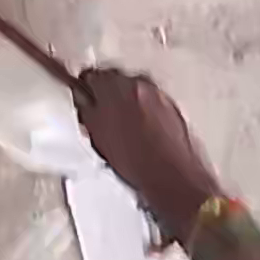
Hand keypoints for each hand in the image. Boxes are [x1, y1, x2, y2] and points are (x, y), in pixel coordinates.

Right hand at [75, 67, 226, 236]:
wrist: (177, 184)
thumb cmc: (137, 163)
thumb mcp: (96, 134)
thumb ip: (85, 108)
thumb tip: (82, 98)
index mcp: (112, 84)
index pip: (89, 75)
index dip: (85, 91)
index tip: (85, 100)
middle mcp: (137, 83)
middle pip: (113, 80)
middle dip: (108, 95)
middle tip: (104, 117)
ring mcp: (159, 95)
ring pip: (134, 92)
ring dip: (128, 103)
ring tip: (126, 130)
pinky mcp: (175, 109)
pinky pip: (152, 104)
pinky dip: (146, 113)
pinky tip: (144, 135)